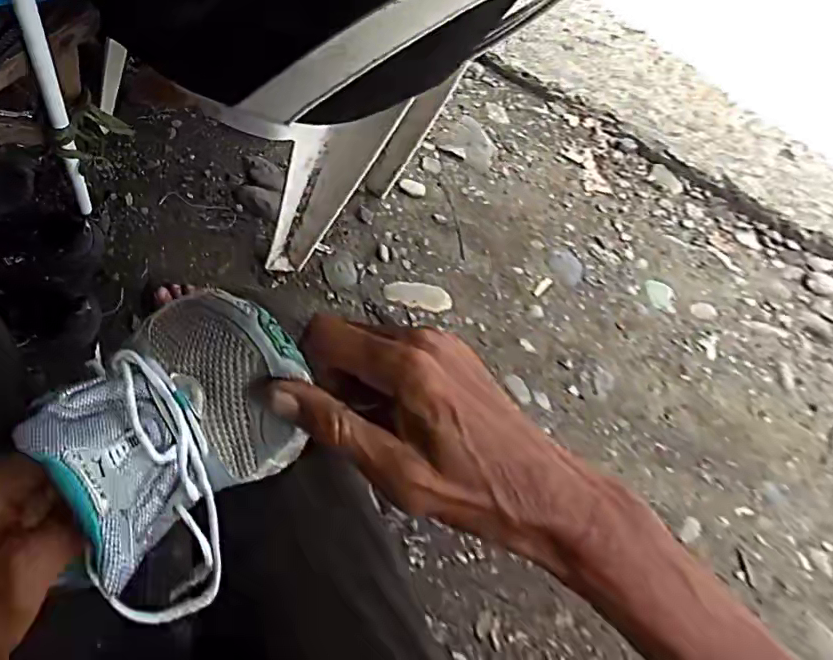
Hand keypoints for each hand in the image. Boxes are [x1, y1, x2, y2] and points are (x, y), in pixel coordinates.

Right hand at [272, 316, 791, 659]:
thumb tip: (276, 392)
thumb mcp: (396, 472)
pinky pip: (390, 345)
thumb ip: (332, 425)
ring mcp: (438, 340)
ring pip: (363, 339)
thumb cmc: (477, 493)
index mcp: (407, 364)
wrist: (556, 500)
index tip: (321, 405)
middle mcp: (421, 338)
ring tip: (382, 422)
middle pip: (341, 333)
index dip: (308, 366)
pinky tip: (402, 412)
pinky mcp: (448, 349)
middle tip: (352, 419)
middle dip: (331, 372)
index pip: (323, 333)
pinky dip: (380, 373)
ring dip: (356, 375)